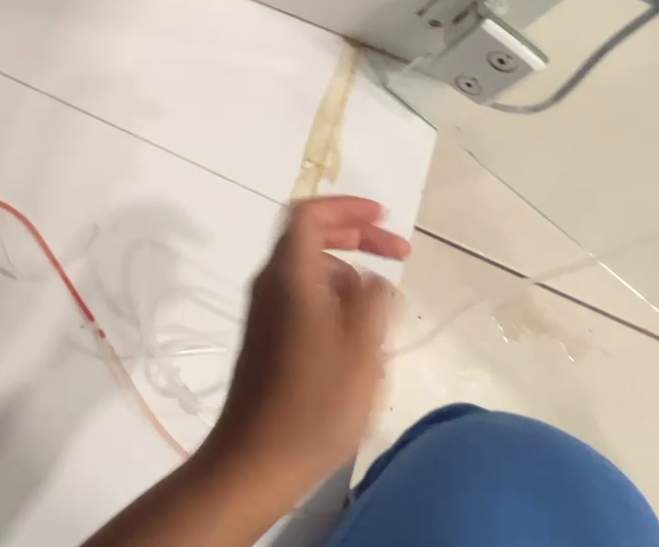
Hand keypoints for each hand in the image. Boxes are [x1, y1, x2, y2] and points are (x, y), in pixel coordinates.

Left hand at [197, 195, 410, 487]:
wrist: (258, 450)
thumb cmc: (315, 401)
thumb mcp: (360, 349)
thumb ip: (371, 301)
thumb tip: (372, 276)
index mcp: (288, 275)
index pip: (307, 215)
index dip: (345, 207)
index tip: (384, 216)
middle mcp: (270, 282)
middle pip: (309, 237)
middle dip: (355, 235)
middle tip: (400, 253)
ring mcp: (266, 307)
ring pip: (310, 270)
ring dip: (350, 273)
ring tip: (386, 309)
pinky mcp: (268, 332)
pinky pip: (305, 296)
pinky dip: (335, 298)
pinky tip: (361, 335)